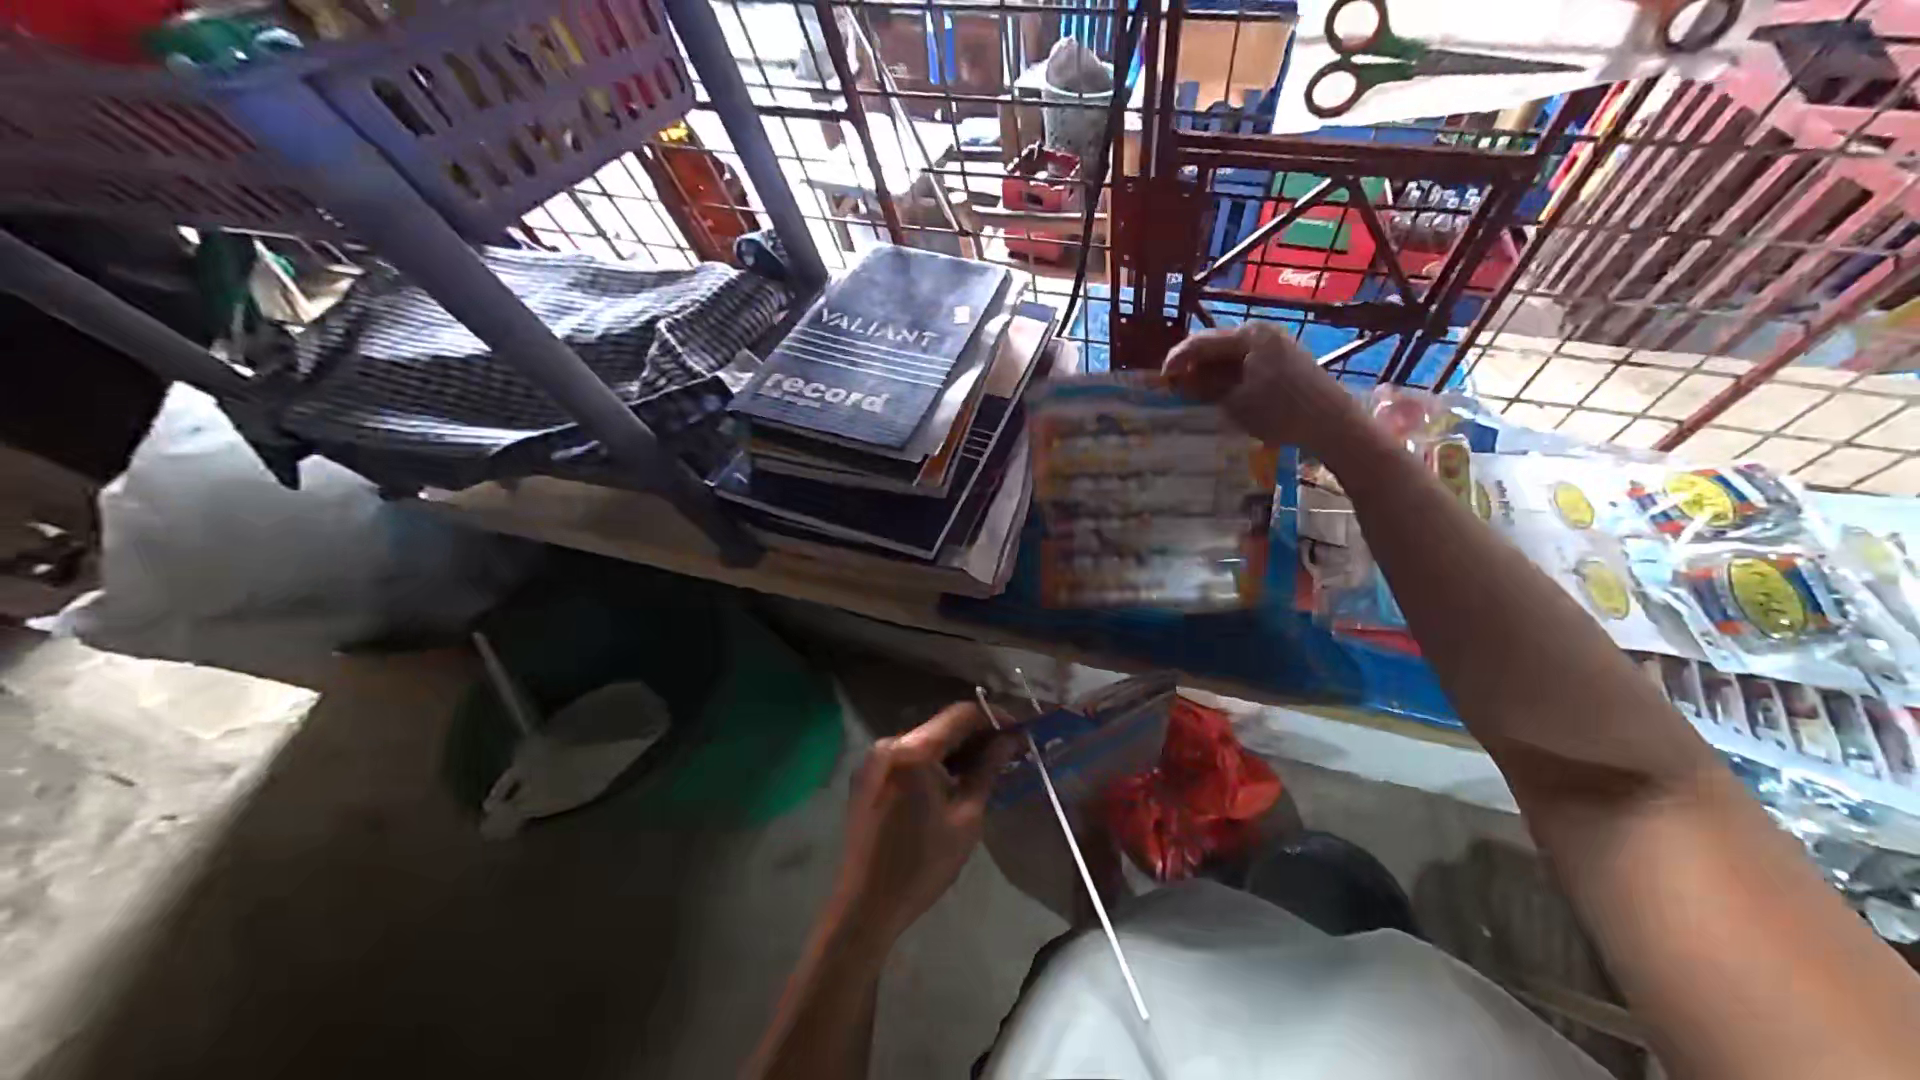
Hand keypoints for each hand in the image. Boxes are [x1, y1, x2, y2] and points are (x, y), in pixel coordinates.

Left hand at [831, 703, 1022, 948]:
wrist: (866, 905)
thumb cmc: (922, 863)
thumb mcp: (966, 817)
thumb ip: (987, 770)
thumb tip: (1008, 740)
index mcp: (912, 750)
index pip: (961, 714)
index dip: (994, 717)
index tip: (1019, 732)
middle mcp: (889, 744)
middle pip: (941, 726)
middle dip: (977, 735)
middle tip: (1009, 752)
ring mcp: (874, 759)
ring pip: (926, 742)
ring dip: (957, 750)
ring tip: (987, 768)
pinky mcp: (868, 777)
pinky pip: (909, 757)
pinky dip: (934, 762)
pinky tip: (955, 781)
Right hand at [1162, 321, 1369, 457]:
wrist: (1331, 423)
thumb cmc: (1281, 411)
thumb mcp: (1234, 402)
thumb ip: (1204, 387)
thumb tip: (1180, 380)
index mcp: (1249, 335)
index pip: (1201, 341)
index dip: (1177, 359)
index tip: (1161, 379)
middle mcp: (1262, 332)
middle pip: (1215, 345)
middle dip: (1193, 365)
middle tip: (1175, 387)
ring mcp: (1275, 344)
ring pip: (1229, 355)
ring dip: (1210, 373)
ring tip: (1194, 394)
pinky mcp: (1283, 359)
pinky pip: (1245, 362)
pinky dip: (1228, 376)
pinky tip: (1219, 394)